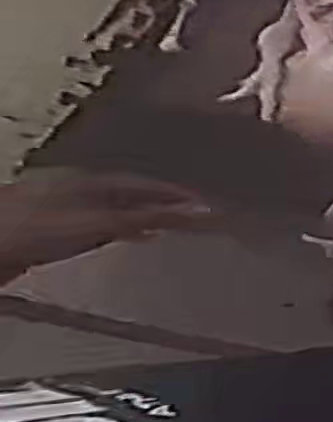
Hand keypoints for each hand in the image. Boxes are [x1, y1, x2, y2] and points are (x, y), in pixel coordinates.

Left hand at [0, 170, 211, 279]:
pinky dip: (130, 231)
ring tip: (176, 227)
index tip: (212, 206)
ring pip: (122, 211)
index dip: (182, 195)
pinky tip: (136, 238)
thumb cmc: (30, 230)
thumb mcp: (103, 222)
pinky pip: (107, 226)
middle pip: (136, 196)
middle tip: (200, 216)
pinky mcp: (58, 230)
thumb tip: (208, 213)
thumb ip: (155, 218)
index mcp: (92, 183)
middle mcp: (81, 193)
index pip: (150, 185)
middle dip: (169, 205)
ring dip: (151, 218)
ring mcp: (67, 211)